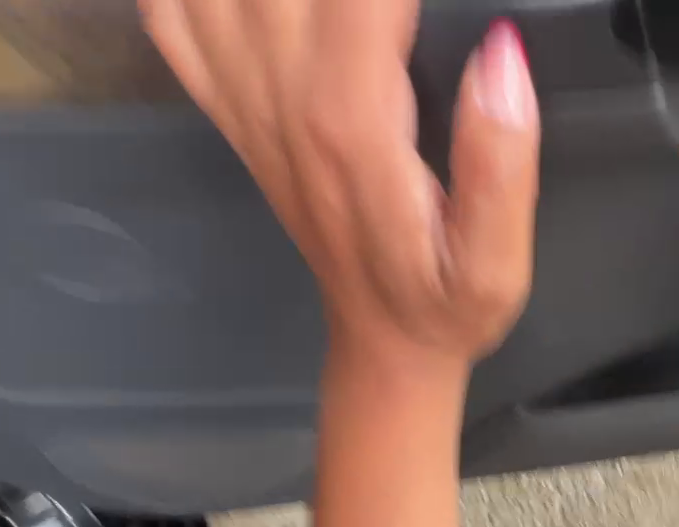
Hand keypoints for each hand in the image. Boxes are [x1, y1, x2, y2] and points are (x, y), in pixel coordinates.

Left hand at [139, 1, 540, 376]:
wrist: (384, 342)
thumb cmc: (445, 308)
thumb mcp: (495, 267)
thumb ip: (502, 167)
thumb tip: (504, 54)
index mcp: (350, 124)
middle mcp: (281, 94)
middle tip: (392, 8)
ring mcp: (246, 100)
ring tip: (344, 4)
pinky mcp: (237, 110)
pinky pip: (174, 12)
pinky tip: (260, 3)